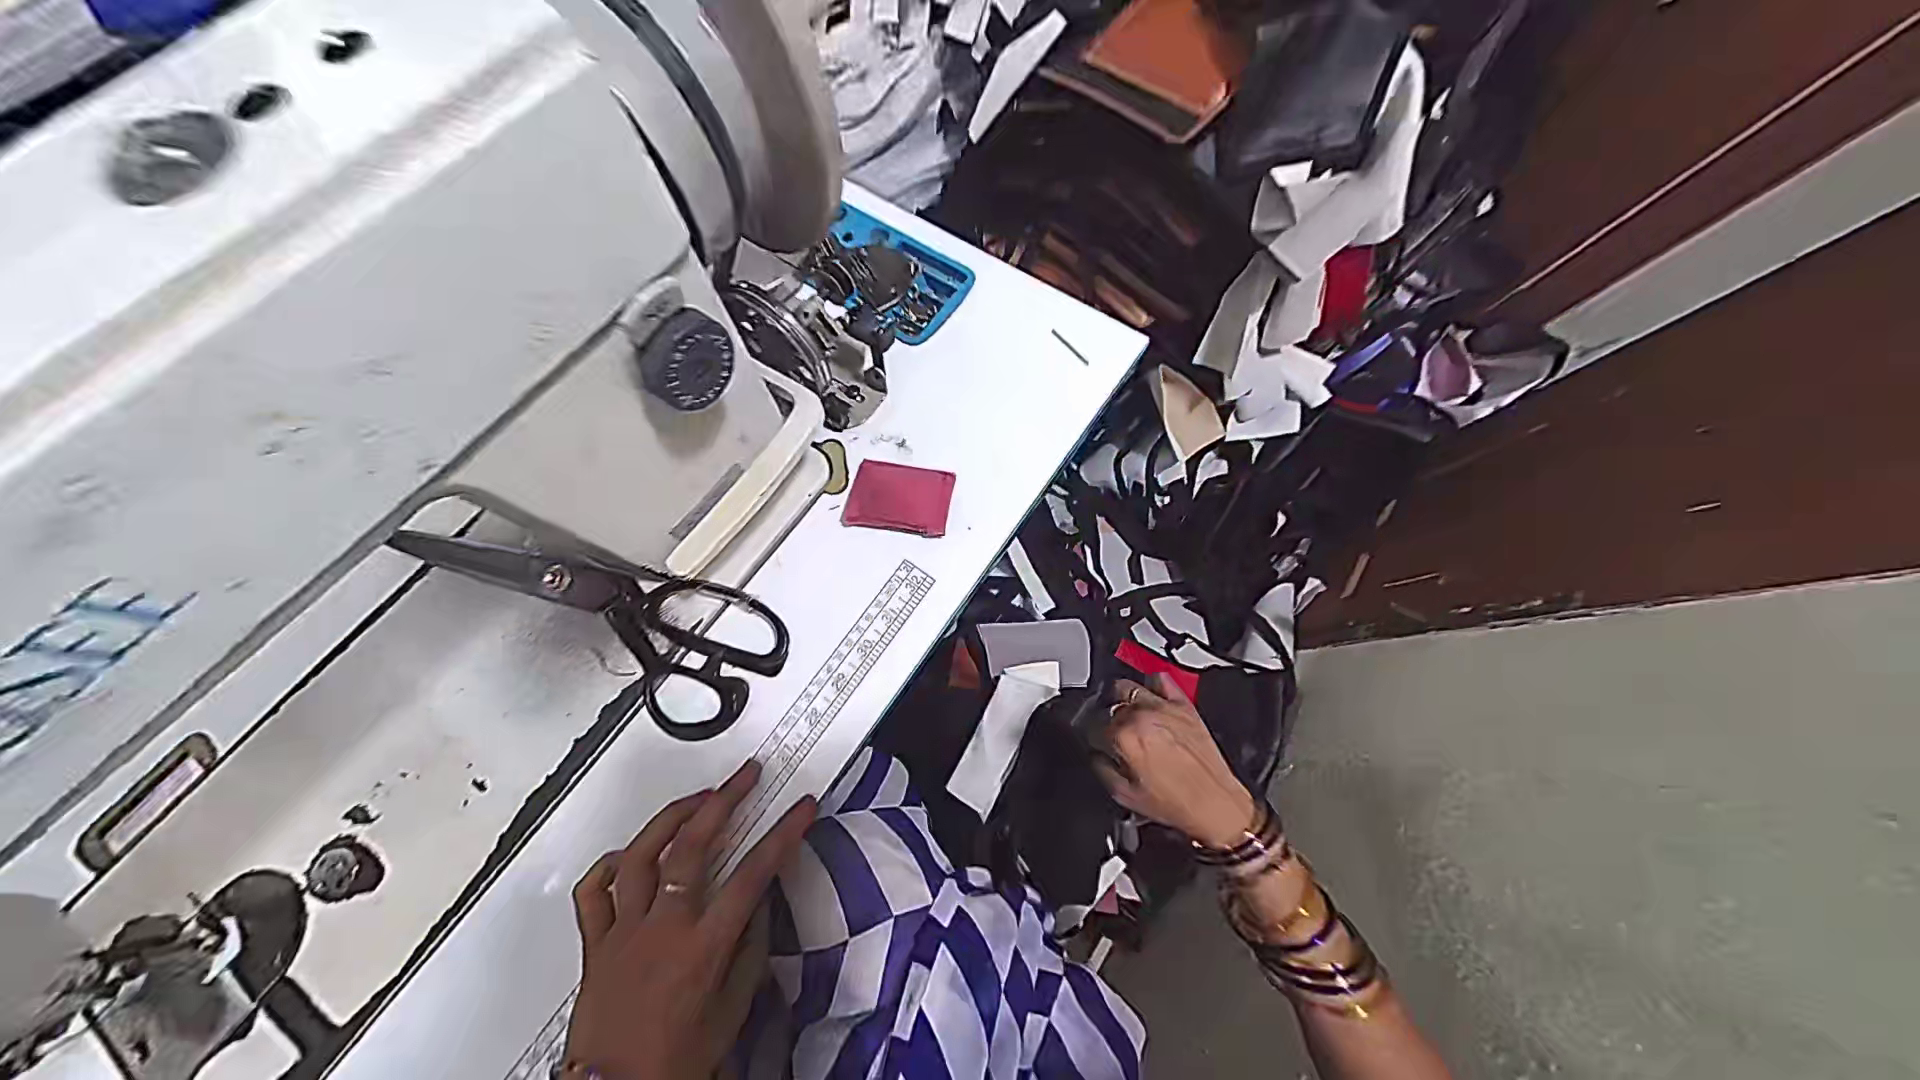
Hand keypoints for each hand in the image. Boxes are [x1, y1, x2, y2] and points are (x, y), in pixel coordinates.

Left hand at [563, 760, 816, 1079]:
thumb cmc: (675, 1063)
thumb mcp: (732, 1011)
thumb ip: (750, 951)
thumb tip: (759, 905)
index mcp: (702, 947)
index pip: (753, 874)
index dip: (783, 834)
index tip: (802, 808)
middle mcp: (663, 929)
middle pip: (693, 846)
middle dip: (725, 801)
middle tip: (745, 776)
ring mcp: (624, 931)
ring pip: (641, 856)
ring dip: (671, 818)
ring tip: (695, 798)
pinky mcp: (595, 944)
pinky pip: (593, 893)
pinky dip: (608, 865)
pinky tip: (627, 851)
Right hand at [1094, 674, 1256, 847]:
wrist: (1215, 805)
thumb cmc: (1177, 803)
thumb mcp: (1124, 795)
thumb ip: (1100, 768)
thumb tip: (1095, 754)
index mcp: (1123, 737)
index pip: (1092, 726)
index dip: (1094, 739)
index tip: (1100, 746)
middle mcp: (1141, 716)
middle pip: (1109, 707)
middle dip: (1108, 722)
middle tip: (1116, 739)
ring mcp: (1163, 707)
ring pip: (1128, 688)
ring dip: (1123, 701)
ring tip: (1128, 717)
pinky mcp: (1183, 705)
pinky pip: (1160, 679)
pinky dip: (1151, 685)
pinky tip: (1150, 699)